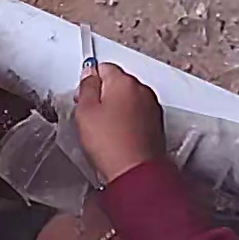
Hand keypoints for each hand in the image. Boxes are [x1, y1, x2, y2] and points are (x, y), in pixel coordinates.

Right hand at [75, 63, 165, 183]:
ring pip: (127, 99)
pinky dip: (126, 121)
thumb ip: (86, 87)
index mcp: (124, 82)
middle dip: (102, 94)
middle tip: (90, 114)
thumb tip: (89, 76)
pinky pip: (136, 114)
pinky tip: (115, 136)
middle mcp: (142, 90)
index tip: (82, 94)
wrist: (134, 171)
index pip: (103, 67)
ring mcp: (151, 107)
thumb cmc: (111, 144)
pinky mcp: (155, 124)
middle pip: (117, 82)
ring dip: (115, 108)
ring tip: (103, 129)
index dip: (89, 81)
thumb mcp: (84, 111)